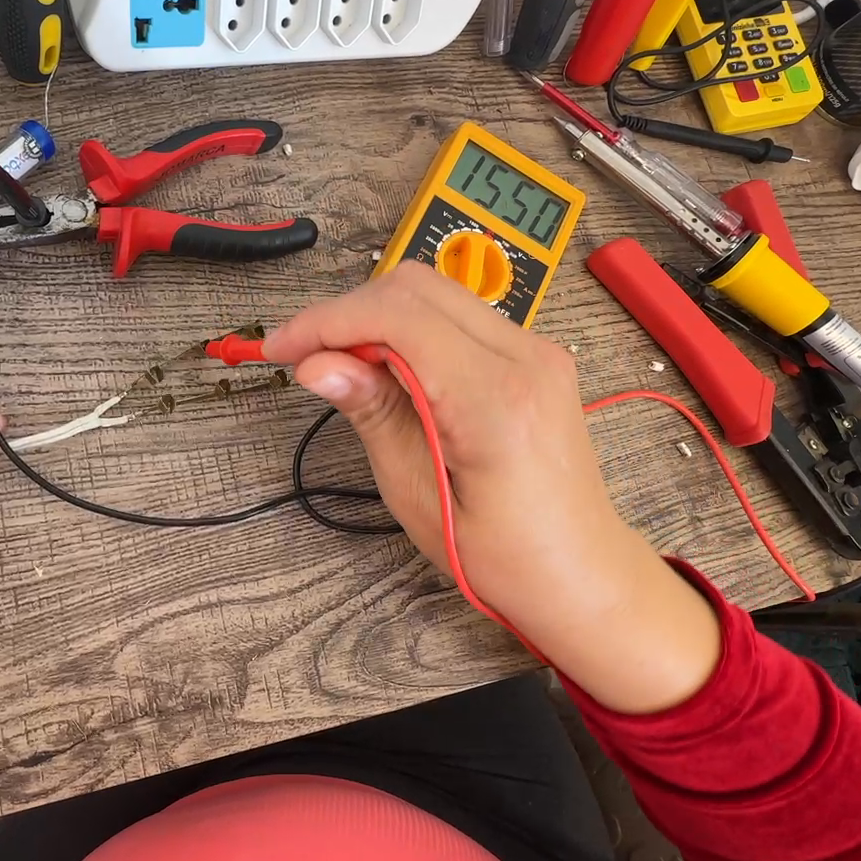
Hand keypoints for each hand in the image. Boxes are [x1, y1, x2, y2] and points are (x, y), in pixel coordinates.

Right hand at [264, 264, 719, 712]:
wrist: (581, 572)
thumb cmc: (499, 556)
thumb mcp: (417, 494)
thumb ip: (372, 414)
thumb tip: (317, 365)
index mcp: (495, 399)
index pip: (397, 317)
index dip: (326, 322)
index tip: (279, 347)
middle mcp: (525, 357)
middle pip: (414, 288)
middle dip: (346, 312)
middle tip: (303, 355)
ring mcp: (535, 350)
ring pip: (433, 294)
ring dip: (373, 316)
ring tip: (336, 363)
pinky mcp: (532, 355)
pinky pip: (454, 316)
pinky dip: (405, 327)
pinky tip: (382, 367)